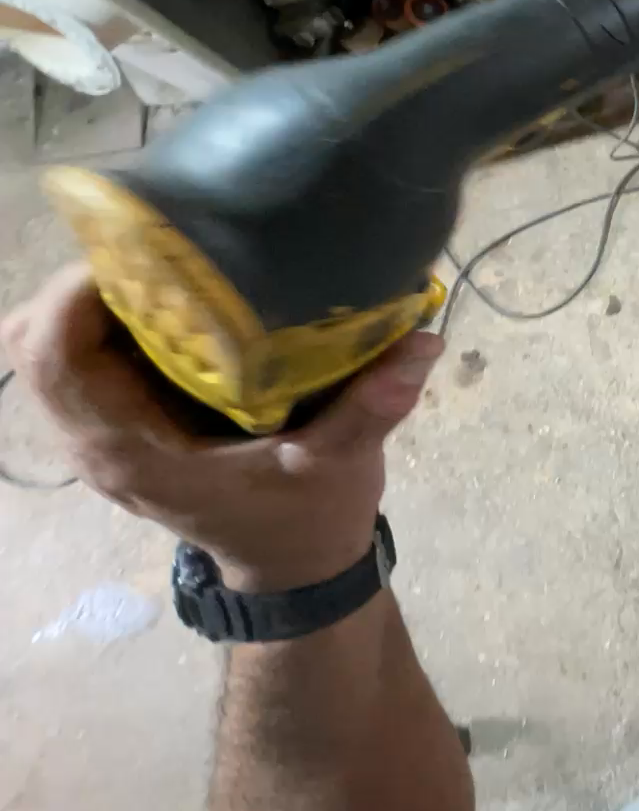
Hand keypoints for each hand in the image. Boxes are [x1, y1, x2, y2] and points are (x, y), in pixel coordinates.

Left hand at [2, 264, 443, 591]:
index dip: (76, 300)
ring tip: (178, 266)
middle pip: (42, 346)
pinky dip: (128, 323)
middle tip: (166, 250)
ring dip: (107, 302)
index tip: (137, 249)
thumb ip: (372, 407)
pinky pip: (101, 361)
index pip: (58, 363)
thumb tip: (423, 342)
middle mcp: (102, 436)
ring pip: (66, 349)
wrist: (296, 561)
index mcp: (130, 449)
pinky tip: (191, 304)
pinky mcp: (138, 424)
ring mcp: (115, 431)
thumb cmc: (307, 517)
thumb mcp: (342, 463)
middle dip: (89, 288)